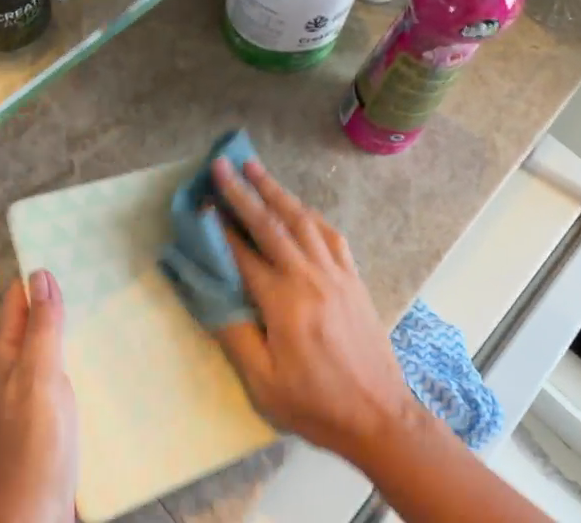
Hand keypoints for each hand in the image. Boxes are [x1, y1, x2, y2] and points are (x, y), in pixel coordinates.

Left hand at [0, 270, 77, 522]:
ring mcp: (26, 394)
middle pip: (32, 319)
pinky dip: (77, 356)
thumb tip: (39, 274)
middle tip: (98, 272)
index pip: (16, 297)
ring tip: (107, 304)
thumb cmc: (34, 445)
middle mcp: (9, 368)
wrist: (33, 515)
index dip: (38, 273)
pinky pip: (59, 372)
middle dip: (58, 297)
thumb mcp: (39, 376)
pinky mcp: (44, 415)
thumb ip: (41, 327)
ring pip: (48, 346)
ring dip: (70, 327)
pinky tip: (102, 355)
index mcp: (1, 353)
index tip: (70, 247)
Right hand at [210, 155, 424, 460]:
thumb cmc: (316, 405)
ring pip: (302, 220)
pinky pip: (329, 234)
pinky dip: (309, 214)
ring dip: (276, 191)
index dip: (219, 227)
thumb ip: (234, 335)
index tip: (200, 202)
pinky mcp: (354, 279)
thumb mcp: (264, 383)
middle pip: (271, 224)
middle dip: (243, 192)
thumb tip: (209, 293)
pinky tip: (298, 206)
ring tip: (254, 167)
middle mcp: (311, 277)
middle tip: (221, 163)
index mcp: (284, 302)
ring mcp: (336, 274)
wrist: (380, 417)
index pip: (244, 254)